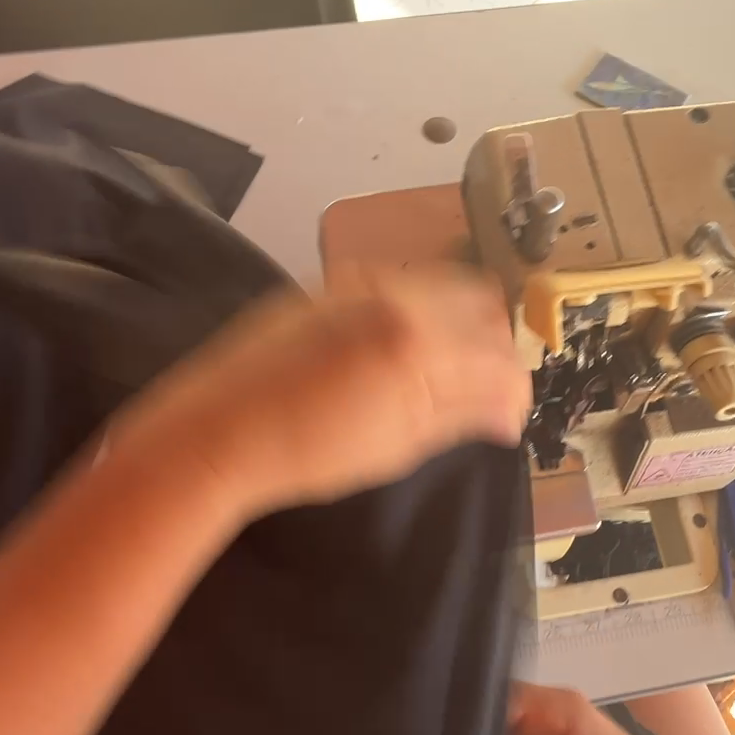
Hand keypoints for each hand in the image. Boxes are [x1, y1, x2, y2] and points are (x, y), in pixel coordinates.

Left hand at [119, 262, 530, 516]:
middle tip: (482, 389)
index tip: (509, 413)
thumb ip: (461, 416)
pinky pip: (396, 282)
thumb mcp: (396, 444)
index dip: (513, 388)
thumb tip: (512, 411)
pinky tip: (402, 346)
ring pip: (439, 284)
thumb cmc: (311, 452)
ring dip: (457, 322)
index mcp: (417, 344)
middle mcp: (395, 298)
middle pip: (478, 302)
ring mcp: (359, 283)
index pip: (496, 355)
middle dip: (491, 345)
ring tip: (444, 369)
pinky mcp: (330, 282)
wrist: (221, 431)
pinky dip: (417, 309)